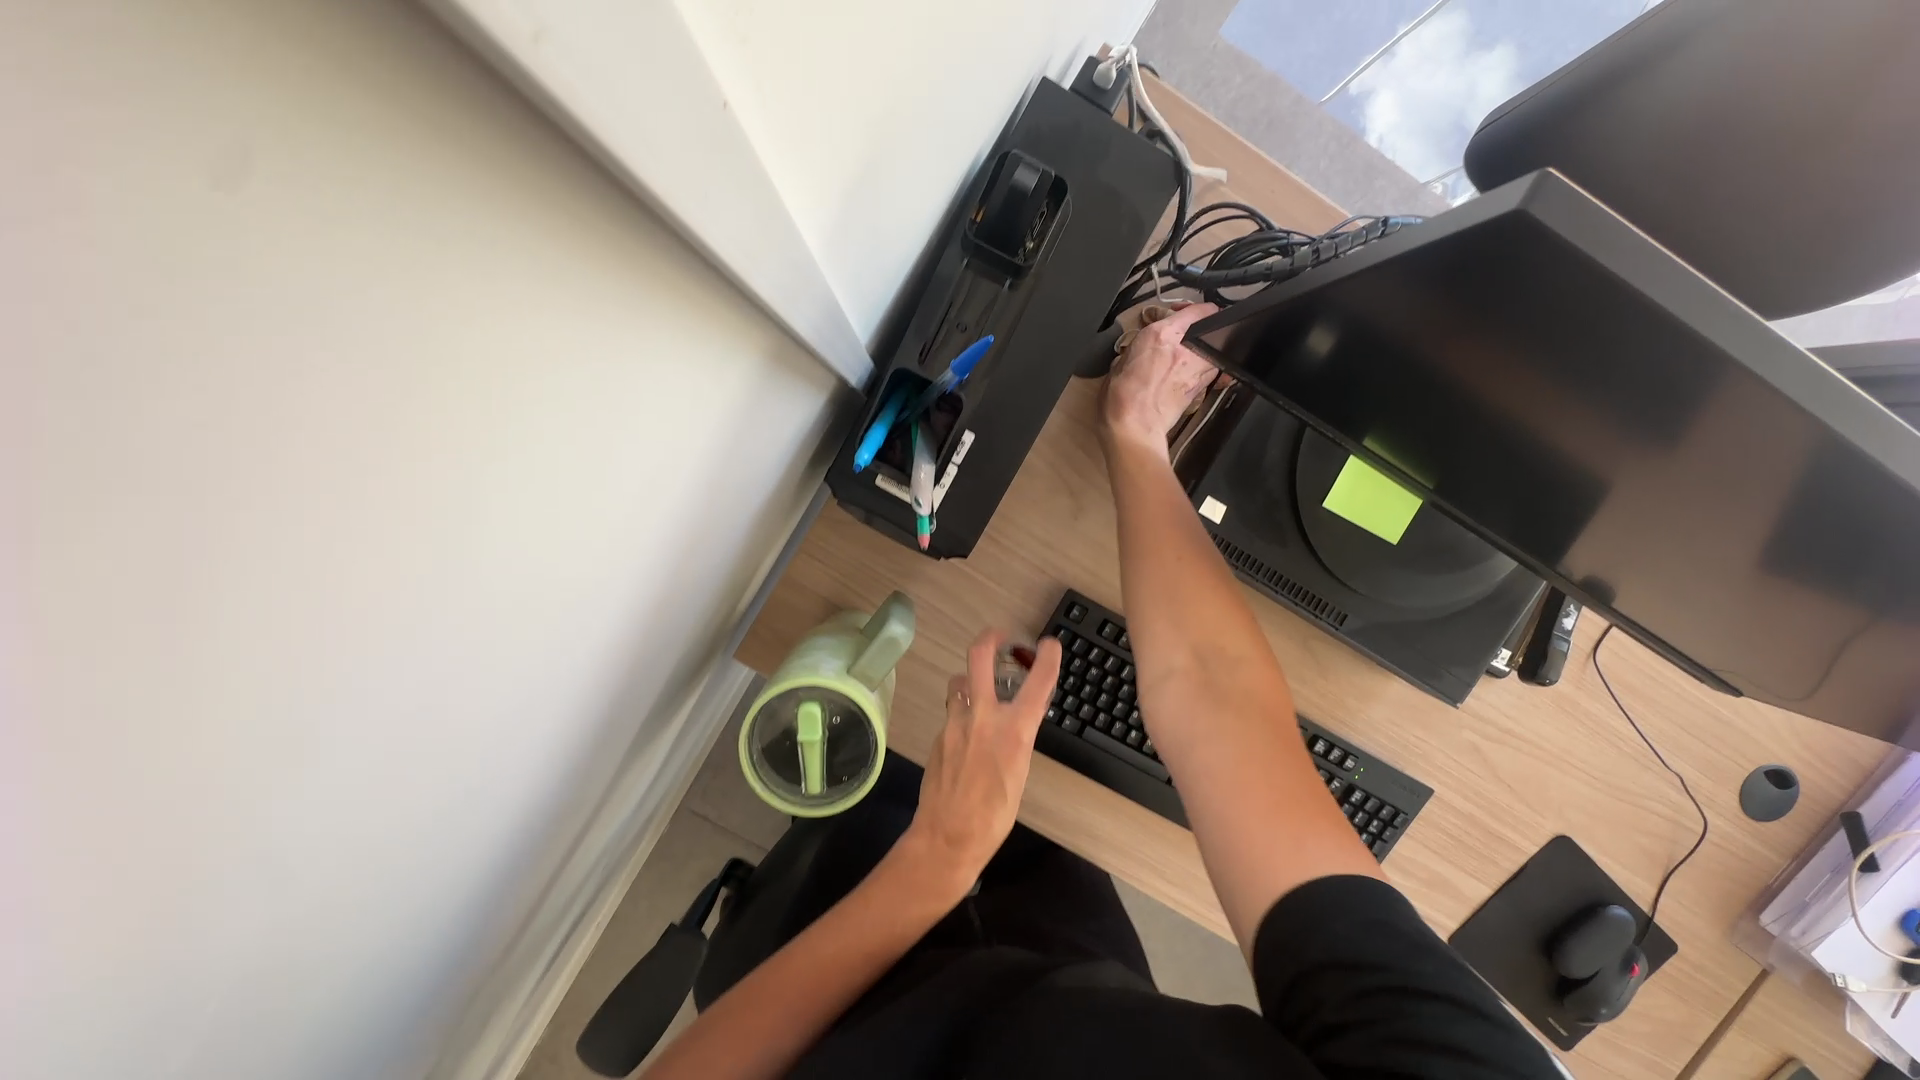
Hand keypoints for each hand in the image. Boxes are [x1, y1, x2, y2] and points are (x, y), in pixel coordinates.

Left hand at [899, 630, 1062, 890]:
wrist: (948, 836)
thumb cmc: (994, 816)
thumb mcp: (1020, 773)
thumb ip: (1017, 740)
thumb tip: (1014, 724)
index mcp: (1014, 730)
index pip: (1038, 681)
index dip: (1048, 657)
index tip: (1050, 645)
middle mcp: (983, 717)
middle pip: (980, 657)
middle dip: (990, 638)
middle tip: (998, 636)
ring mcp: (955, 723)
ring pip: (959, 683)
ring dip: (969, 681)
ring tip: (978, 691)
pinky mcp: (938, 735)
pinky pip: (951, 713)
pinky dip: (960, 714)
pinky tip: (965, 735)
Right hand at [1101, 301, 1220, 458]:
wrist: (1133, 428)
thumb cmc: (1120, 399)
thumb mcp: (1119, 364)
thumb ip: (1135, 350)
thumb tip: (1139, 351)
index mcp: (1161, 335)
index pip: (1197, 309)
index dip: (1193, 308)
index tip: (1183, 313)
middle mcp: (1184, 347)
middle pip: (1210, 327)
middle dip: (1201, 328)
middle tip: (1186, 334)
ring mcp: (1196, 368)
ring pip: (1214, 349)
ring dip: (1205, 349)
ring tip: (1189, 356)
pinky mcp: (1200, 388)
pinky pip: (1211, 371)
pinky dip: (1205, 369)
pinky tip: (1189, 375)